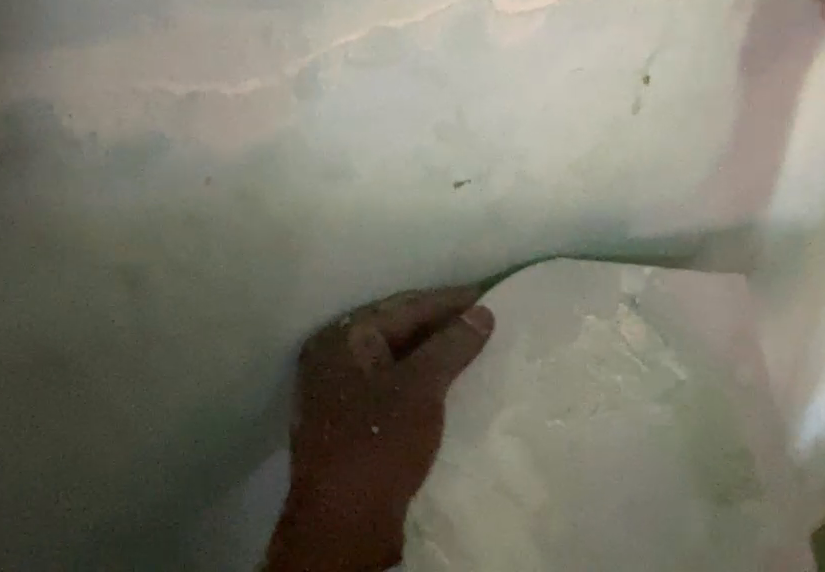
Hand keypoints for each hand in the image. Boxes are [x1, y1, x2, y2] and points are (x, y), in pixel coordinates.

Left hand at [267, 287, 494, 571]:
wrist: (343, 530)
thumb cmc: (377, 446)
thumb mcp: (421, 387)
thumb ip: (452, 344)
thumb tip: (481, 312)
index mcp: (342, 340)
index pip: (405, 306)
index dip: (450, 301)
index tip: (489, 295)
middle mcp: (334, 359)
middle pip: (399, 328)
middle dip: (443, 325)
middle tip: (487, 319)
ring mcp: (339, 393)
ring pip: (399, 359)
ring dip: (436, 354)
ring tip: (477, 348)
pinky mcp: (351, 424)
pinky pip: (395, 385)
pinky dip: (423, 379)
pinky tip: (453, 381)